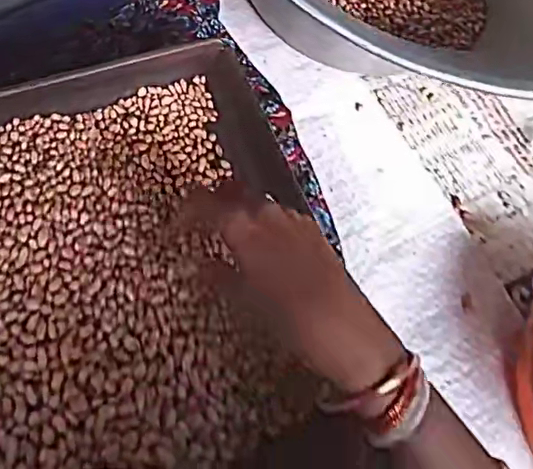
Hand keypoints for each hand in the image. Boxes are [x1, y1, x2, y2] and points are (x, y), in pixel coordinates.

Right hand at [185, 179, 404, 392]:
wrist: (356, 339)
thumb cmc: (296, 326)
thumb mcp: (249, 306)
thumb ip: (221, 277)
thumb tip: (199, 264)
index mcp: (247, 231)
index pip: (207, 204)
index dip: (189, 208)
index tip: (176, 220)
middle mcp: (269, 216)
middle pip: (232, 194)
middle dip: (213, 202)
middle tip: (199, 220)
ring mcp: (293, 219)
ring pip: (256, 202)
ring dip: (239, 210)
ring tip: (229, 232)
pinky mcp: (312, 229)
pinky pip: (278, 214)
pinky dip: (264, 221)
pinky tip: (264, 243)